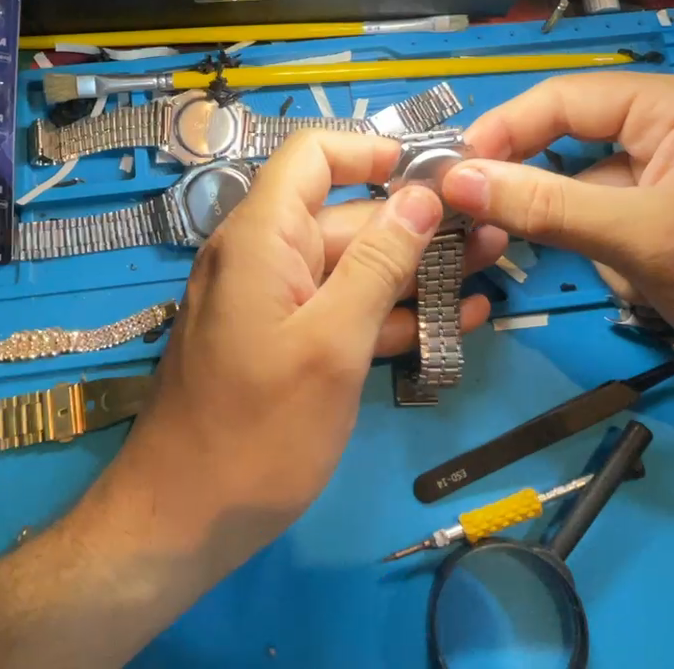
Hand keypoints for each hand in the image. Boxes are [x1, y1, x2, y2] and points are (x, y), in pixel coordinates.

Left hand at [100, 131, 503, 565]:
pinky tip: (454, 321)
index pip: (312, 156)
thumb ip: (378, 263)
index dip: (372, 152)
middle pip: (345, 216)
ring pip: (351, 267)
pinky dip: (390, 313)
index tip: (433, 173)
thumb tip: (421, 196)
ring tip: (490, 269)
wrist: (181, 521)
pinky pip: (341, 311)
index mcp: (262, 236)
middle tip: (492, 236)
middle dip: (418, 224)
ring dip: (416, 270)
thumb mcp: (332, 342)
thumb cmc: (257, 431)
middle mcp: (264, 256)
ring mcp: (274, 302)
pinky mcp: (285, 343)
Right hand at [438, 73, 673, 388]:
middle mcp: (672, 121)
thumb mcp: (638, 240)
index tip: (449, 174)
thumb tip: (455, 179)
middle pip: (571, 138)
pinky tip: (644, 282)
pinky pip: (611, 213)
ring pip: (586, 183)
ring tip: (621, 269)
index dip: (501, 131)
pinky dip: (610, 249)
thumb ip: (543, 204)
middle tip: (489, 221)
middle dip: (546, 190)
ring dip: (586, 230)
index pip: (562, 98)